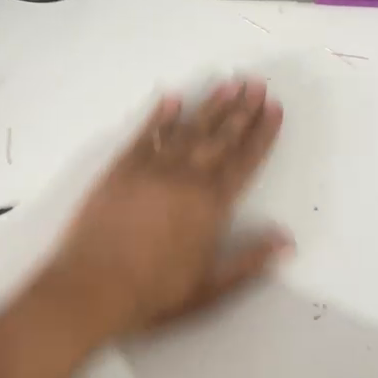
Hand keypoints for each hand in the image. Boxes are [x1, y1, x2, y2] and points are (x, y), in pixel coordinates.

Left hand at [35, 77, 287, 343]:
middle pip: (219, 137)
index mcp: (211, 205)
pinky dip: (159, 115)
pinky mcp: (120, 170)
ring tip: (227, 83)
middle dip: (241, 109)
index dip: (262, 134)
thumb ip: (249, 261)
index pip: (245, 161)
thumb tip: (286, 241)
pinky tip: (172, 99)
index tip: (274, 108)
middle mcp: (185, 178)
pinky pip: (144, 134)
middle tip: (255, 82)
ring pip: (186, 129)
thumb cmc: (153, 295)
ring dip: (209, 105)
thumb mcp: (210, 289)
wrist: (90, 289)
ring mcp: (150, 170)